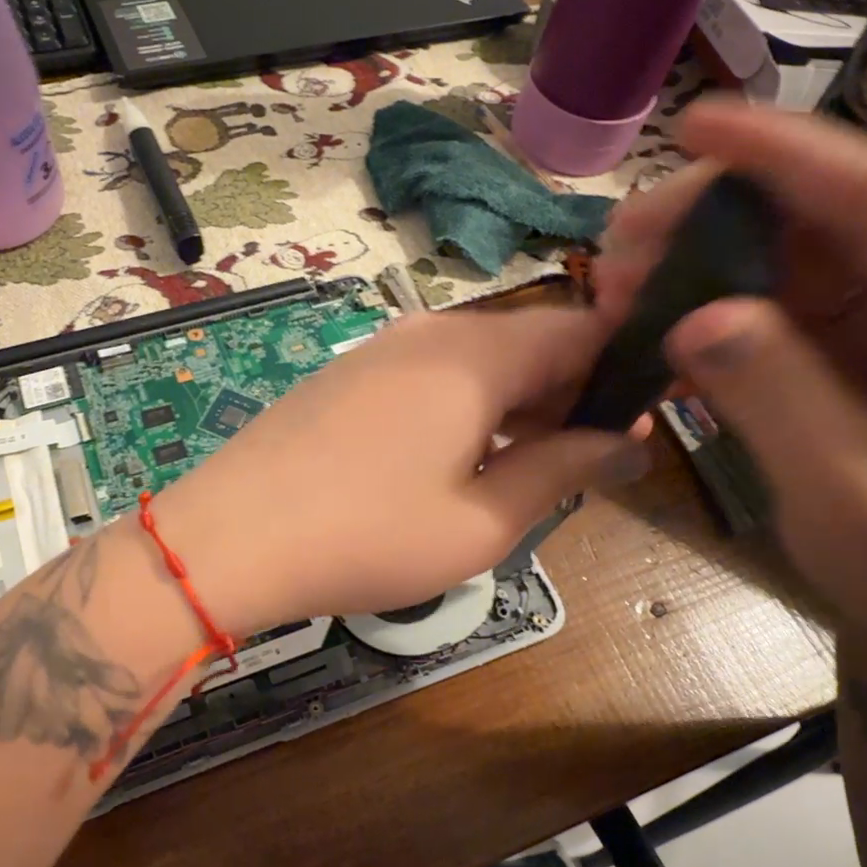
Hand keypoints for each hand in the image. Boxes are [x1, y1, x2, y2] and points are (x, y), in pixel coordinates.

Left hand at [153, 301, 650, 637]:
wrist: (228, 537)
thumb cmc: (367, 536)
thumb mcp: (482, 521)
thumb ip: (562, 471)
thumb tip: (626, 442)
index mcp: (477, 355)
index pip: (582, 329)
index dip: (622, 371)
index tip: (638, 427)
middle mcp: (431, 332)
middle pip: (529, 339)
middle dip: (568, 391)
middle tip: (584, 462)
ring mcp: (381, 348)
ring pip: (478, 358)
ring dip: (516, 402)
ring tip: (526, 468)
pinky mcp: (348, 373)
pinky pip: (431, 372)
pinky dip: (465, 404)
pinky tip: (457, 459)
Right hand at [611, 101, 866, 664]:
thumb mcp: (852, 498)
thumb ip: (775, 397)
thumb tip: (690, 315)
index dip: (793, 158)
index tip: (698, 123)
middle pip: (843, 215)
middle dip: (722, 220)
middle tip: (619, 246)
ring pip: (803, 250)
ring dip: (705, 261)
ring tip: (619, 285)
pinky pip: (788, 301)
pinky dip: (716, 307)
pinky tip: (654, 322)